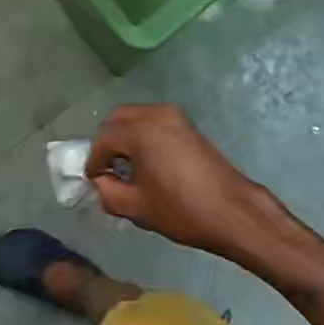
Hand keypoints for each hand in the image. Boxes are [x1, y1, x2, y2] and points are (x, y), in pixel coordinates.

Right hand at [86, 104, 283, 259]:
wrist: (230, 209)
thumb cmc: (181, 210)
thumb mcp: (138, 208)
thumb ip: (110, 193)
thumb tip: (100, 183)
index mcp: (141, 132)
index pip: (104, 138)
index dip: (94, 160)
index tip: (93, 180)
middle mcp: (156, 114)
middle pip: (118, 118)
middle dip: (108, 141)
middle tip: (107, 169)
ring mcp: (174, 115)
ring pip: (136, 115)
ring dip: (125, 135)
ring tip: (126, 166)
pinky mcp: (186, 123)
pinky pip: (153, 119)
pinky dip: (142, 132)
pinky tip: (147, 160)